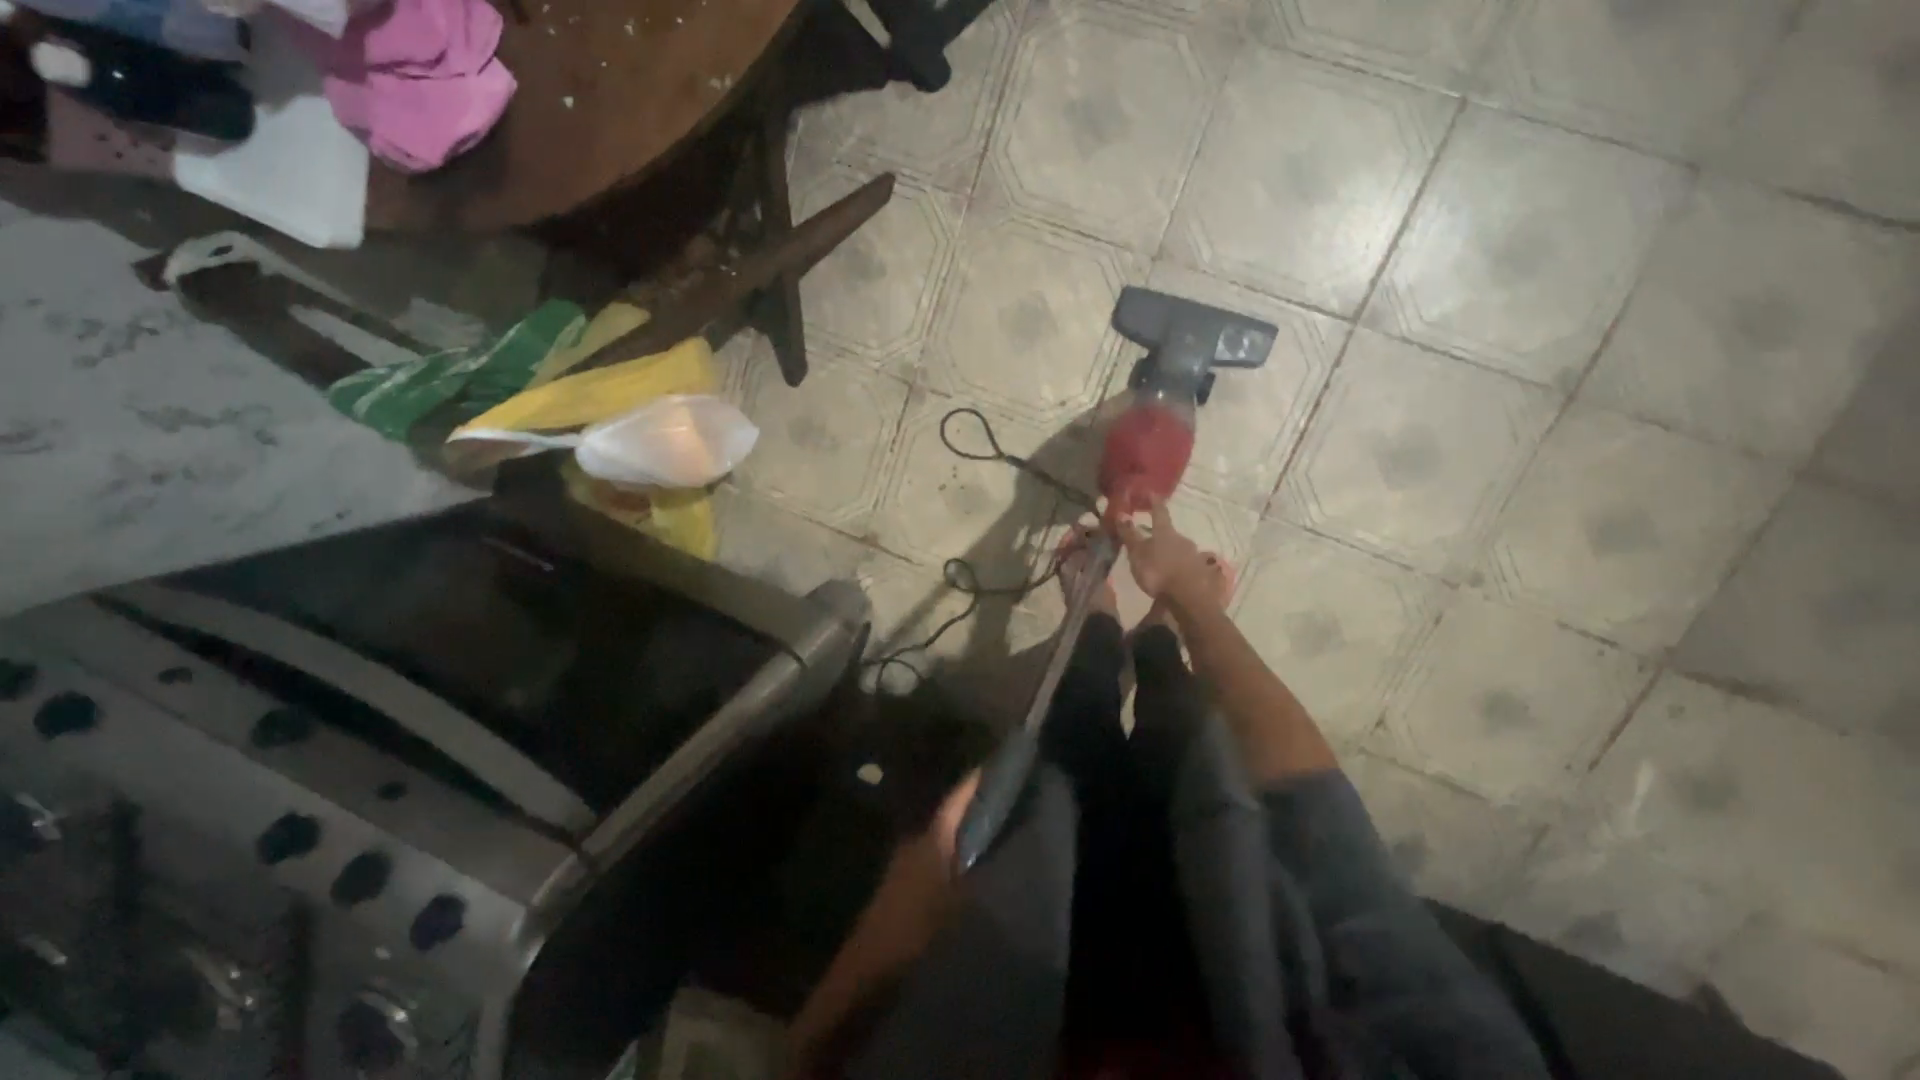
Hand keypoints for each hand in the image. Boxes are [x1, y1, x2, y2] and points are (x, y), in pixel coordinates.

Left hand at [862, 770, 980, 944]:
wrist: (871, 957)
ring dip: (954, 831)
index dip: (969, 786)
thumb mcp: (956, 903)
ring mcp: (903, 858)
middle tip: (992, 804)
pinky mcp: (897, 877)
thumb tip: (988, 852)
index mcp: (931, 841)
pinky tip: (957, 863)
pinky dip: (944, 851)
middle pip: (945, 817)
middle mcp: (914, 841)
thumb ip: (973, 874)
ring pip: (935, 835)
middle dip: (966, 809)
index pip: (953, 804)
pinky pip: (927, 853)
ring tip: (980, 833)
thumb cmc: (916, 927)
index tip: (986, 768)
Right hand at [1109, 496, 1217, 607]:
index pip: (1159, 512)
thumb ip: (1130, 535)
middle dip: (1160, 534)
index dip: (1154, 502)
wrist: (1189, 597)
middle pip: (1170, 533)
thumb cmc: (1158, 571)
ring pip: (1178, 549)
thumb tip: (1121, 513)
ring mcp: (1194, 555)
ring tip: (1159, 562)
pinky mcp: (1200, 571)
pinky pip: (1186, 565)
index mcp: (1165, 532)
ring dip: (1169, 552)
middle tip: (1149, 539)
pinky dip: (1178, 567)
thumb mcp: (1138, 553)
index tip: (1151, 492)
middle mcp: (1182, 539)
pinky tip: (1172, 575)